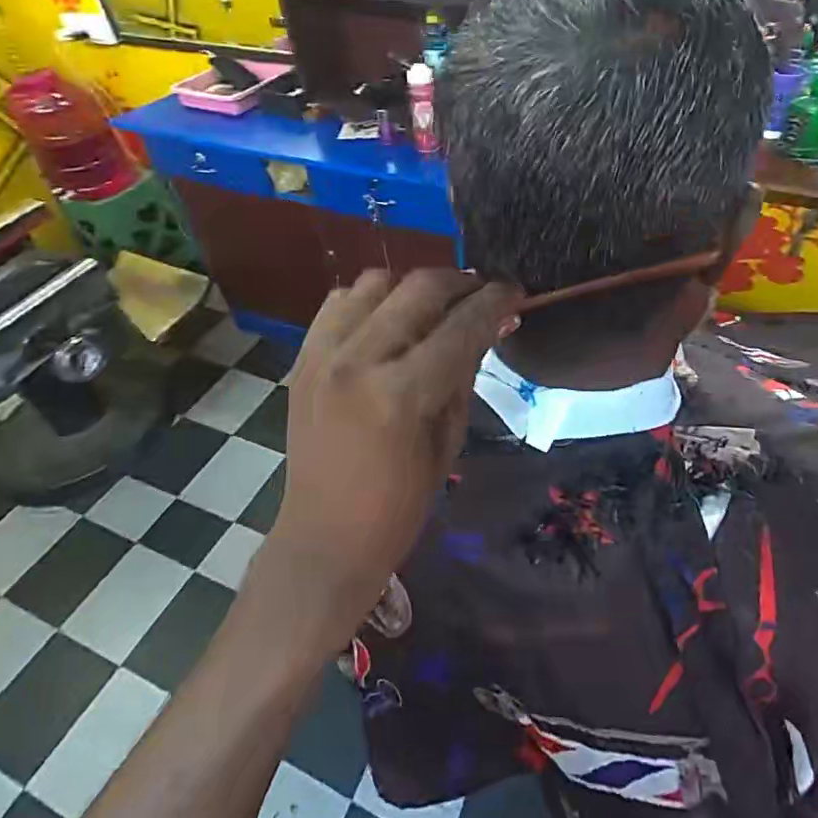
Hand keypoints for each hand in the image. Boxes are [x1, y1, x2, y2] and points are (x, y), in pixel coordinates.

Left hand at [248, 269, 518, 653]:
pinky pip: (338, 302)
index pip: (461, 326)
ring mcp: (322, 355)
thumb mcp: (448, 440)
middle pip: (419, 288)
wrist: (325, 534)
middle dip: (461, 282)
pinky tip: (386, 321)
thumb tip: (488, 325)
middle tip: (482, 293)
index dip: (496, 302)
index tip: (515, 292)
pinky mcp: (302, 358)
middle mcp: (358, 361)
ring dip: (413, 287)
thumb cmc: (399, 505)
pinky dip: (368, 301)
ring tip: (433, 307)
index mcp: (402, 394)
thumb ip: (465, 373)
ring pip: (374, 282)